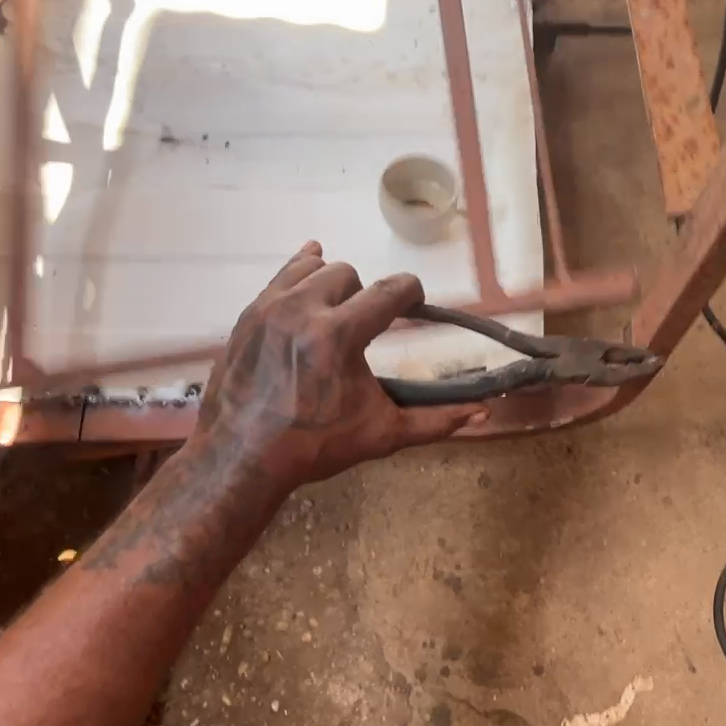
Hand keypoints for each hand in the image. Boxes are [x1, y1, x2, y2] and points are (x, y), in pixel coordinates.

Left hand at [192, 242, 486, 490]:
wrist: (242, 457)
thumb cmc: (316, 446)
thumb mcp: (381, 434)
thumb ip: (435, 420)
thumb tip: (483, 412)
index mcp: (339, 335)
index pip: (391, 289)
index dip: (411, 292)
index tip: (414, 304)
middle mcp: (303, 310)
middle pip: (350, 273)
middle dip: (363, 296)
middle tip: (362, 329)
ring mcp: (270, 308)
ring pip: (312, 267)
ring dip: (330, 286)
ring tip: (331, 316)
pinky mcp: (248, 314)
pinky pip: (280, 275)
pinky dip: (299, 280)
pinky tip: (306, 293)